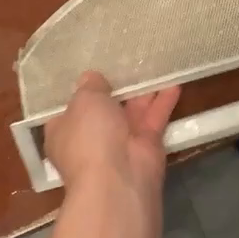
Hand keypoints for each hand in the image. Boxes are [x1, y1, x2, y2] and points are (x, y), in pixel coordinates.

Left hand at [44, 72, 180, 198]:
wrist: (118, 180)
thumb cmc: (89, 137)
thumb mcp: (83, 101)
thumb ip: (90, 86)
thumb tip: (91, 78)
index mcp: (64, 131)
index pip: (69, 108)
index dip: (79, 89)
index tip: (90, 68)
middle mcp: (90, 138)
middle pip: (103, 108)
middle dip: (114, 87)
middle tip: (125, 57)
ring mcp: (119, 143)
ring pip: (132, 111)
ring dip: (142, 90)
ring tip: (152, 62)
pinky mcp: (146, 147)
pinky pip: (153, 118)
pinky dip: (163, 101)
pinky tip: (174, 81)